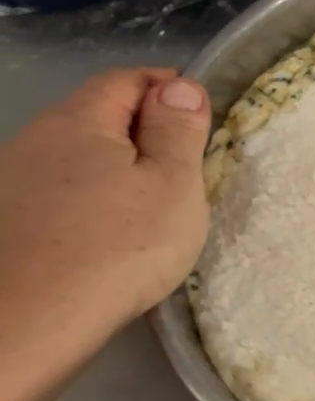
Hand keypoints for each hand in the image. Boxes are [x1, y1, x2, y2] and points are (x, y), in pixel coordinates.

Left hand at [0, 69, 211, 342]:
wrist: (32, 320)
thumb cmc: (122, 245)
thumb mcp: (174, 182)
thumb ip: (177, 129)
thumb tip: (180, 87)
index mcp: (77, 124)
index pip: (126, 79)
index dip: (172, 87)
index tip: (208, 118)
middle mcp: (32, 141)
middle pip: (99, 113)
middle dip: (148, 126)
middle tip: (193, 162)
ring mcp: (11, 180)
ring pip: (79, 151)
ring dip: (121, 161)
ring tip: (157, 199)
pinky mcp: (8, 216)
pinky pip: (62, 184)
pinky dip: (97, 191)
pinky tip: (115, 226)